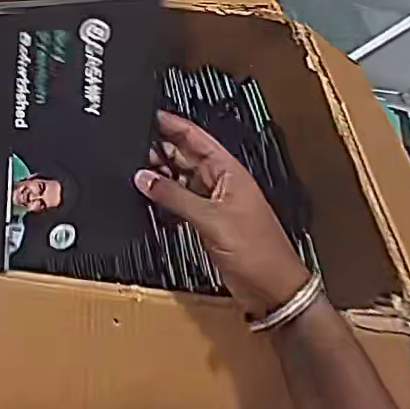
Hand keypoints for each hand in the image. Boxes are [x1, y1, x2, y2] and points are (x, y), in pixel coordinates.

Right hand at [135, 110, 310, 316]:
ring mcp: (213, 202)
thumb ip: (175, 196)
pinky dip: (166, 198)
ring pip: (181, 178)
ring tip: (139, 172)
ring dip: (162, 176)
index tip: (150, 116)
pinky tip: (152, 198)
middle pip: (185, 156)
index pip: (195, 136)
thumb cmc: (259, 252)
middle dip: (162, 150)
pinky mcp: (208, 222)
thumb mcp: (211, 219)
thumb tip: (145, 178)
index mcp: (228, 170)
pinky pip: (181, 201)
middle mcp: (220, 182)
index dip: (173, 124)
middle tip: (135, 148)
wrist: (274, 292)